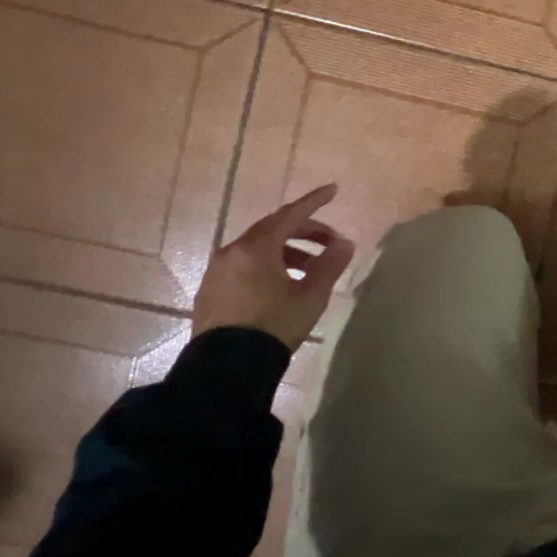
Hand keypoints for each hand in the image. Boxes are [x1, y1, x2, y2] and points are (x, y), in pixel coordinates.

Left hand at [192, 184, 356, 349]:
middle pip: (273, 229)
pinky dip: (269, 264)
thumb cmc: (274, 324)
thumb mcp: (311, 295)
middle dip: (305, 231)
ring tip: (312, 268)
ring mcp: (218, 271)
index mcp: (257, 248)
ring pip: (258, 249)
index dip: (314, 202)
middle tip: (330, 241)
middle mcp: (233, 252)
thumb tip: (344, 243)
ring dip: (288, 251)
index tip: (333, 190)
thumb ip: (330, 265)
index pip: (291, 215)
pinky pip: (245, 265)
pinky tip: (284, 283)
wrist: (227, 366)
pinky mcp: (211, 290)